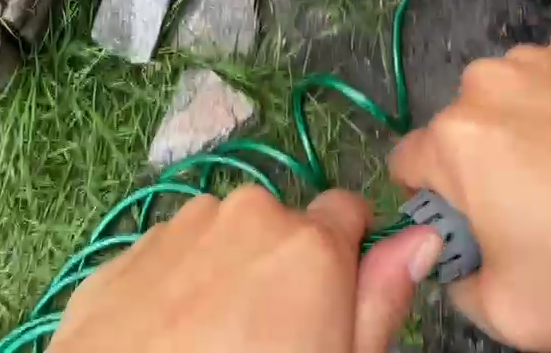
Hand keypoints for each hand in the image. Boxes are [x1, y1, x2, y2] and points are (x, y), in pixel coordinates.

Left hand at [52, 185, 443, 352]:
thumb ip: (382, 299)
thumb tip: (418, 238)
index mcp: (307, 241)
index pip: (349, 210)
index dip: (349, 254)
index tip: (335, 300)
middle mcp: (247, 211)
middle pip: (284, 226)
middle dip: (284, 266)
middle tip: (268, 338)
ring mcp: (182, 223)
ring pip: (226, 234)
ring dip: (230, 270)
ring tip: (211, 342)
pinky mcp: (131, 246)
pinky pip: (175, 250)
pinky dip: (179, 282)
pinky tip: (166, 337)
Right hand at [389, 43, 550, 349]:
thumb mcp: (512, 315)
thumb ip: (456, 284)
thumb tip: (455, 253)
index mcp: (452, 140)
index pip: (406, 163)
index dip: (434, 202)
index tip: (476, 227)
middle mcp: (480, 84)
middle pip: (456, 133)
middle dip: (479, 168)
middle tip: (534, 210)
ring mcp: (531, 60)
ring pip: (499, 104)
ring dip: (516, 132)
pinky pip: (542, 84)